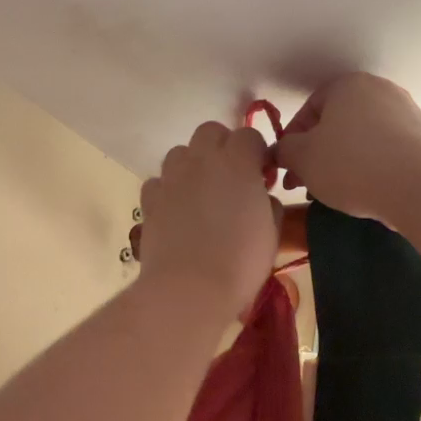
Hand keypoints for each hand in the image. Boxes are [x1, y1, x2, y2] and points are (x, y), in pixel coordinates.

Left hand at [138, 122, 279, 314]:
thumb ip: (267, 202)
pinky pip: (158, 181)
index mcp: (238, 162)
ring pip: (180, 152)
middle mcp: (201, 161)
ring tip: (201, 193)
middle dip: (222, 147)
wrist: (189, 287)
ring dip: (192, 164)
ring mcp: (171, 178)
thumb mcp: (271, 231)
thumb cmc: (241, 262)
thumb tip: (259, 194)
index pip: (249, 135)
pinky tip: (176, 210)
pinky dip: (167, 189)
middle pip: (210, 132)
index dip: (256, 152)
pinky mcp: (149, 199)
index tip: (261, 176)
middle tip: (231, 178)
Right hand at [272, 74, 420, 223]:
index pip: (309, 108)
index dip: (292, 139)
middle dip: (315, 154)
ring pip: (359, 139)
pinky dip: (367, 168)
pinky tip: (361, 192)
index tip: (287, 166)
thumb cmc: (351, 164)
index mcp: (349, 85)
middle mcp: (380, 91)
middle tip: (303, 183)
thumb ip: (283, 150)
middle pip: (335, 124)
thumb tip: (281, 152)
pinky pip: (384, 152)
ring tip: (330, 193)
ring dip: (339, 163)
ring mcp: (407, 114)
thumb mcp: (302, 158)